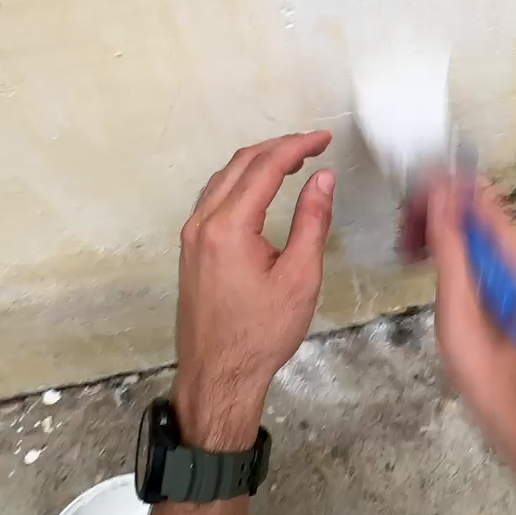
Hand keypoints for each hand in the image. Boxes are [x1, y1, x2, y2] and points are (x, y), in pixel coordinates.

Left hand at [174, 130, 335, 449]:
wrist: (218, 376)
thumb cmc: (262, 333)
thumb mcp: (300, 278)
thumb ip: (311, 221)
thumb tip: (323, 178)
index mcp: (228, 227)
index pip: (265, 168)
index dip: (297, 147)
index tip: (325, 138)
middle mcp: (202, 222)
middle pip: (240, 164)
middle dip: (278, 147)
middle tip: (314, 145)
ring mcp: (191, 234)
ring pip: (223, 178)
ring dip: (257, 161)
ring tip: (293, 160)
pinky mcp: (190, 248)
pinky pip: (214, 196)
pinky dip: (241, 181)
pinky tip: (260, 187)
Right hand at [425, 179, 515, 446]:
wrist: (500, 399)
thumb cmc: (480, 356)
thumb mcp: (457, 296)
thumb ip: (449, 241)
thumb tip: (438, 192)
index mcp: (512, 248)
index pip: (477, 192)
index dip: (441, 185)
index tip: (407, 191)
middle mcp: (512, 247)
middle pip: (469, 203)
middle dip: (432, 207)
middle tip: (400, 226)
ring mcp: (503, 261)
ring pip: (462, 221)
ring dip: (430, 225)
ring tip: (403, 245)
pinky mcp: (491, 275)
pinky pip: (462, 242)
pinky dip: (437, 243)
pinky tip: (415, 257)